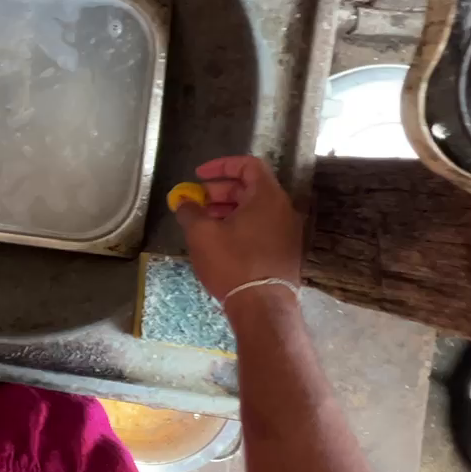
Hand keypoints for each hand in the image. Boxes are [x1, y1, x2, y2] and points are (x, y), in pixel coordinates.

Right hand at [172, 155, 302, 302]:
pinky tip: (219, 241)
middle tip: (196, 201)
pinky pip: (260, 226)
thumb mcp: (201, 233)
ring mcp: (286, 231)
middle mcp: (283, 209)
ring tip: (203, 222)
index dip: (221, 166)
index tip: (198, 176)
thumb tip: (184, 201)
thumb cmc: (233, 262)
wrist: (263, 306)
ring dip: (227, 209)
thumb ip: (190, 211)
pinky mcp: (284, 250)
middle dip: (219, 191)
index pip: (248, 165)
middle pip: (250, 187)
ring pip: (254, 209)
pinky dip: (239, 225)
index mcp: (267, 197)